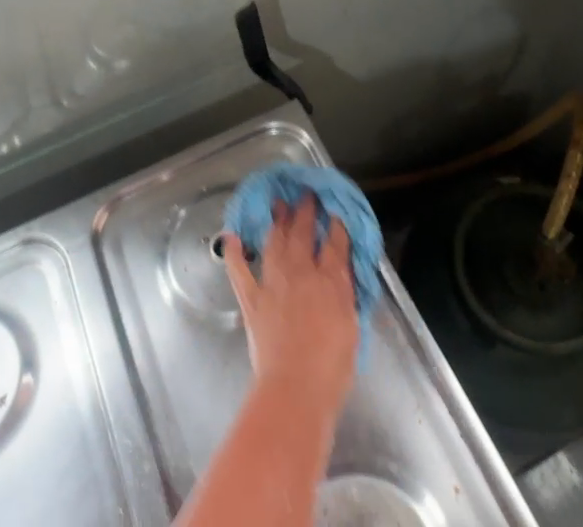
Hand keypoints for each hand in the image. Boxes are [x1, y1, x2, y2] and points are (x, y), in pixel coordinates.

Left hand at [222, 199, 358, 409]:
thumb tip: (341, 275)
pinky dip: (234, 252)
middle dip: (305, 212)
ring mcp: (273, 284)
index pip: (335, 243)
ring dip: (276, 222)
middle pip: (302, 234)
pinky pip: (239, 270)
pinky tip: (231, 236)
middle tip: (305, 194)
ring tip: (277, 204)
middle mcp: (301, 273)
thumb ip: (346, 295)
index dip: (336, 224)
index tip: (335, 210)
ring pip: (274, 243)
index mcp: (331, 281)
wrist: (295, 388)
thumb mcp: (352, 325)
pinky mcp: (251, 299)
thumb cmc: (332, 366)